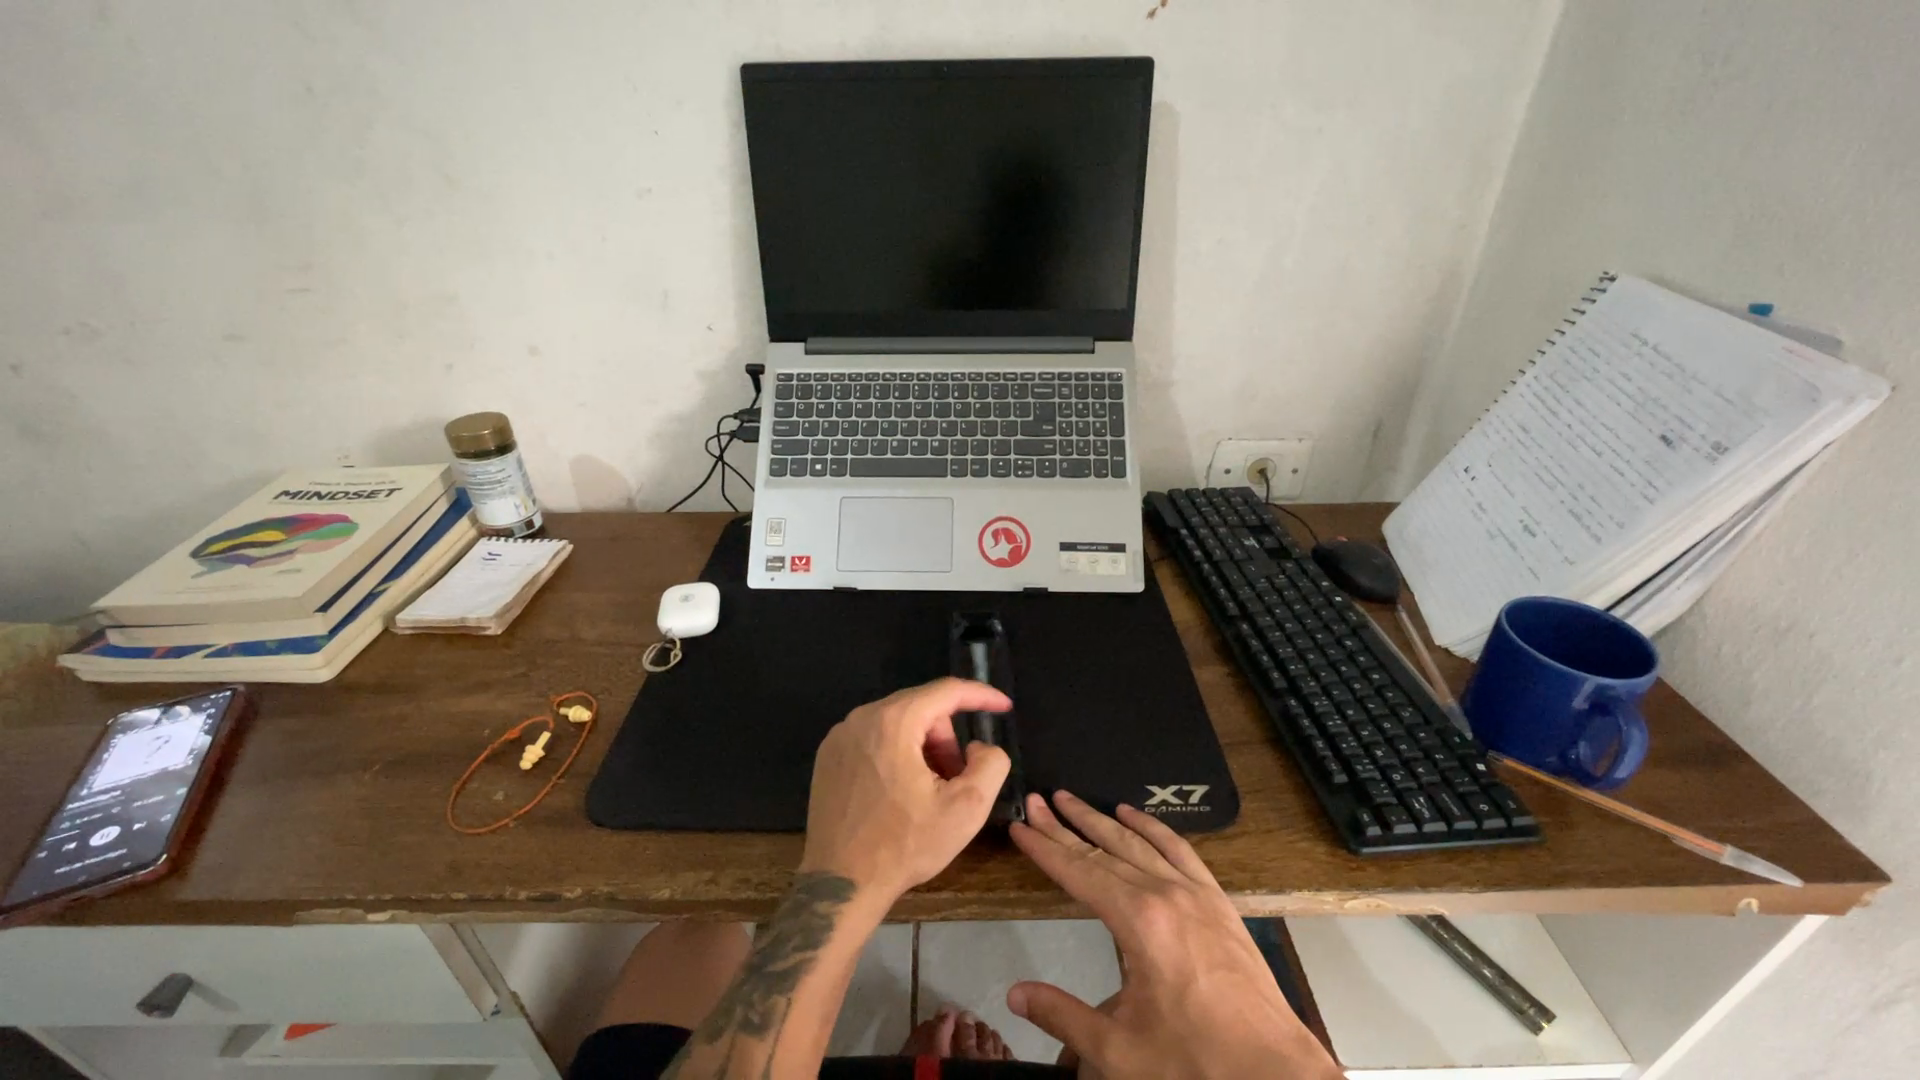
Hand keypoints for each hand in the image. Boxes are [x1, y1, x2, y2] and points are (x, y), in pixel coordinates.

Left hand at [800, 678, 1012, 900]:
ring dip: (922, 748)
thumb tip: (979, 747)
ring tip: (927, 792)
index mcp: (893, 722)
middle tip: (955, 780)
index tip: (1005, 707)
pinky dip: (896, 755)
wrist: (841, 883)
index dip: (981, 696)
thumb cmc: (905, 845)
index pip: (946, 691)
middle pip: (921, 708)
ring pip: (897, 723)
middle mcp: (860, 718)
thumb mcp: (966, 808)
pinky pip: (873, 739)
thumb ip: (990, 764)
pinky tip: (900, 795)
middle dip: (947, 739)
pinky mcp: (828, 757)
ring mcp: (839, 737)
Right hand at [1007, 792, 1340, 1079]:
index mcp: (1138, 922)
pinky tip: (1133, 815)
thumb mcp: (1118, 1050)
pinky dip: (1152, 827)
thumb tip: (1015, 994)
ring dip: (1102, 819)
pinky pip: (1180, 850)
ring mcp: (1196, 893)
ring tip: (1072, 799)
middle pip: (1104, 849)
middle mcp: (1165, 894)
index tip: (1019, 825)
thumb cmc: (1193, 1061)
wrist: (1274, 1072)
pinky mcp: (1217, 902)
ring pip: (1139, 842)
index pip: (1079, 872)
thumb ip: (1062, 1016)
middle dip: (1065, 825)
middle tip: (1036, 800)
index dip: (1044, 848)